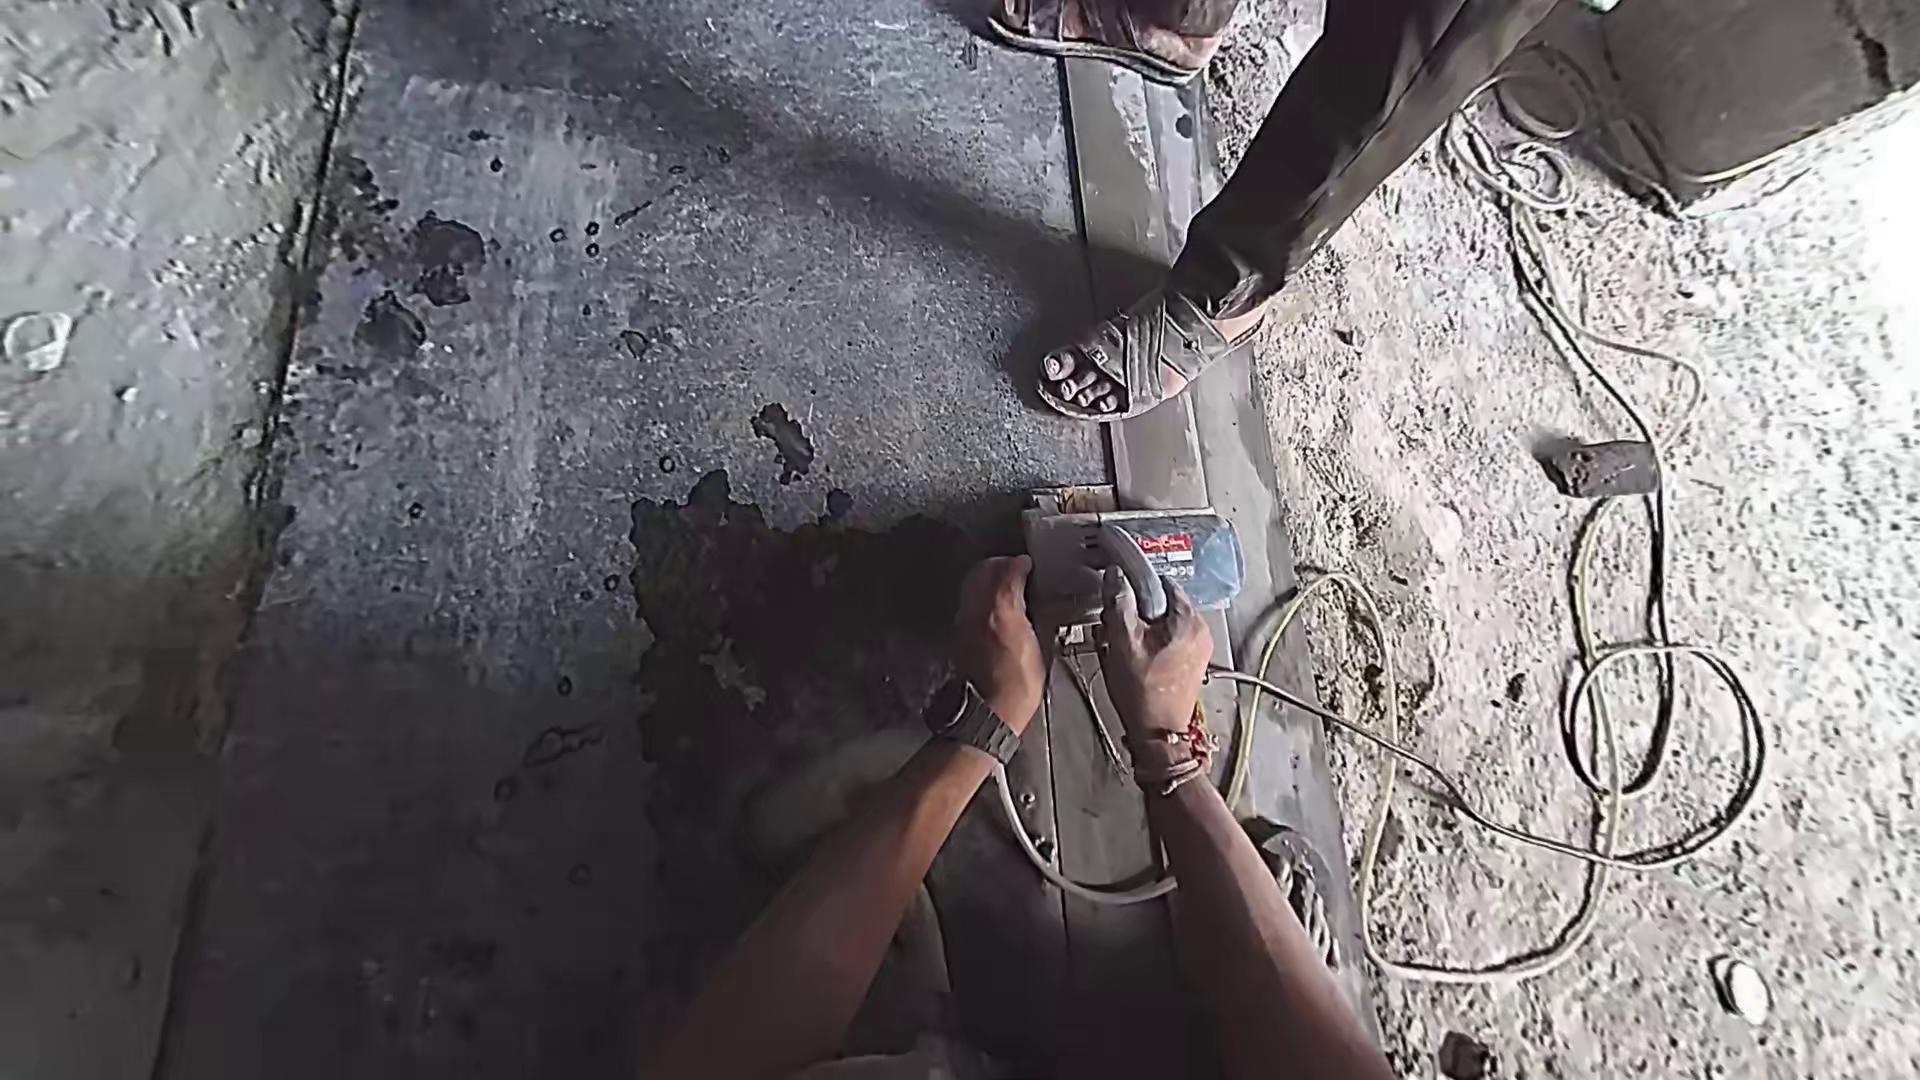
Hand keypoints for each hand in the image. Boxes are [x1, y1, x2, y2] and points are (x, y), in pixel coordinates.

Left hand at [952, 556, 1044, 734]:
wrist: (988, 710)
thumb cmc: (1017, 686)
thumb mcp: (1042, 648)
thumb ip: (1042, 618)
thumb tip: (1048, 604)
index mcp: (1003, 610)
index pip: (1008, 571)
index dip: (1020, 564)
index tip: (1028, 564)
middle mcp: (979, 610)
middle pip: (983, 570)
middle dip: (999, 564)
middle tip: (1014, 567)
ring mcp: (965, 620)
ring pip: (971, 583)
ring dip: (987, 577)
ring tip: (1003, 583)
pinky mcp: (959, 633)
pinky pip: (968, 602)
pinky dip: (980, 595)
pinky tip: (993, 606)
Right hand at [1100, 567, 1211, 737]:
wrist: (1157, 734)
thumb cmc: (1141, 689)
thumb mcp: (1122, 641)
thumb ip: (1119, 603)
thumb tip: (1115, 575)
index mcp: (1189, 619)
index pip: (1160, 583)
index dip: (1135, 588)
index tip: (1118, 600)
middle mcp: (1201, 630)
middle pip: (1161, 604)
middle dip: (1137, 613)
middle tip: (1116, 630)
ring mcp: (1200, 649)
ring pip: (1163, 623)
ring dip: (1141, 630)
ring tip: (1124, 647)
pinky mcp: (1193, 664)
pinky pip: (1168, 641)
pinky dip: (1151, 644)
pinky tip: (1136, 660)